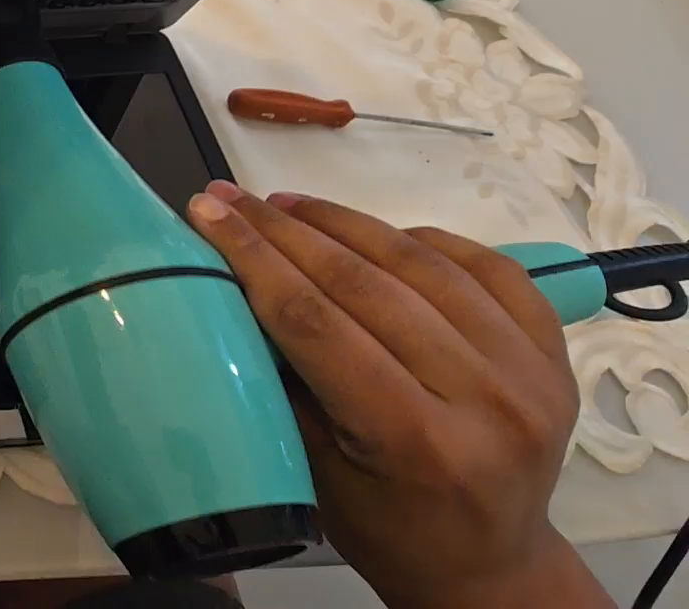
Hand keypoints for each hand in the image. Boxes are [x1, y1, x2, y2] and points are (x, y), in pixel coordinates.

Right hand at [185, 182, 610, 608]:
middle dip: (280, 229)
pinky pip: (488, 269)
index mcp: (416, 439)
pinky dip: (423, 238)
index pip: (315, 320)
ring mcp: (532, 374)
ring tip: (283, 203)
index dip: (252, 256)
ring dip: (341, 221)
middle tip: (227, 197)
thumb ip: (275, 370)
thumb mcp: (303, 456)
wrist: (485, 564)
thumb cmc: (376, 520)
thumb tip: (227, 283)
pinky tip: (372, 231)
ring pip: (421, 263)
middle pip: (364, 283)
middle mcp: (487, 401)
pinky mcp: (553, 356)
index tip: (206, 212)